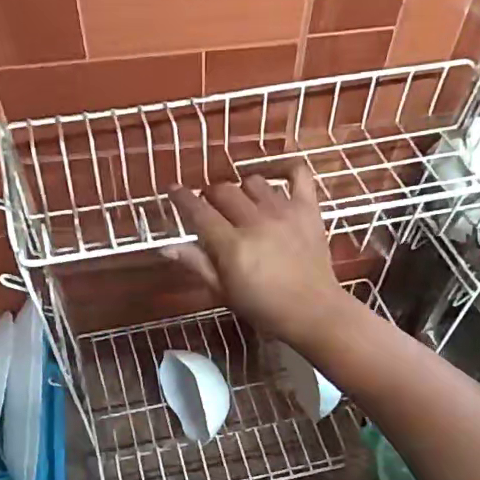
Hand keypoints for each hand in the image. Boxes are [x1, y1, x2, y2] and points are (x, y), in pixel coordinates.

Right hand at [165, 162, 348, 343]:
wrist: (313, 312)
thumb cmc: (263, 308)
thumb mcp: (223, 292)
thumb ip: (197, 264)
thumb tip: (166, 248)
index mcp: (232, 246)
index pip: (199, 212)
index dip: (182, 198)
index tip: (173, 190)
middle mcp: (256, 222)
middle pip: (223, 191)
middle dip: (210, 195)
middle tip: (209, 208)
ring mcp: (284, 211)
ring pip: (252, 182)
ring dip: (240, 189)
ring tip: (240, 203)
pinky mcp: (308, 208)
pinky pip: (297, 173)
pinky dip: (282, 167)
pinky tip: (271, 175)